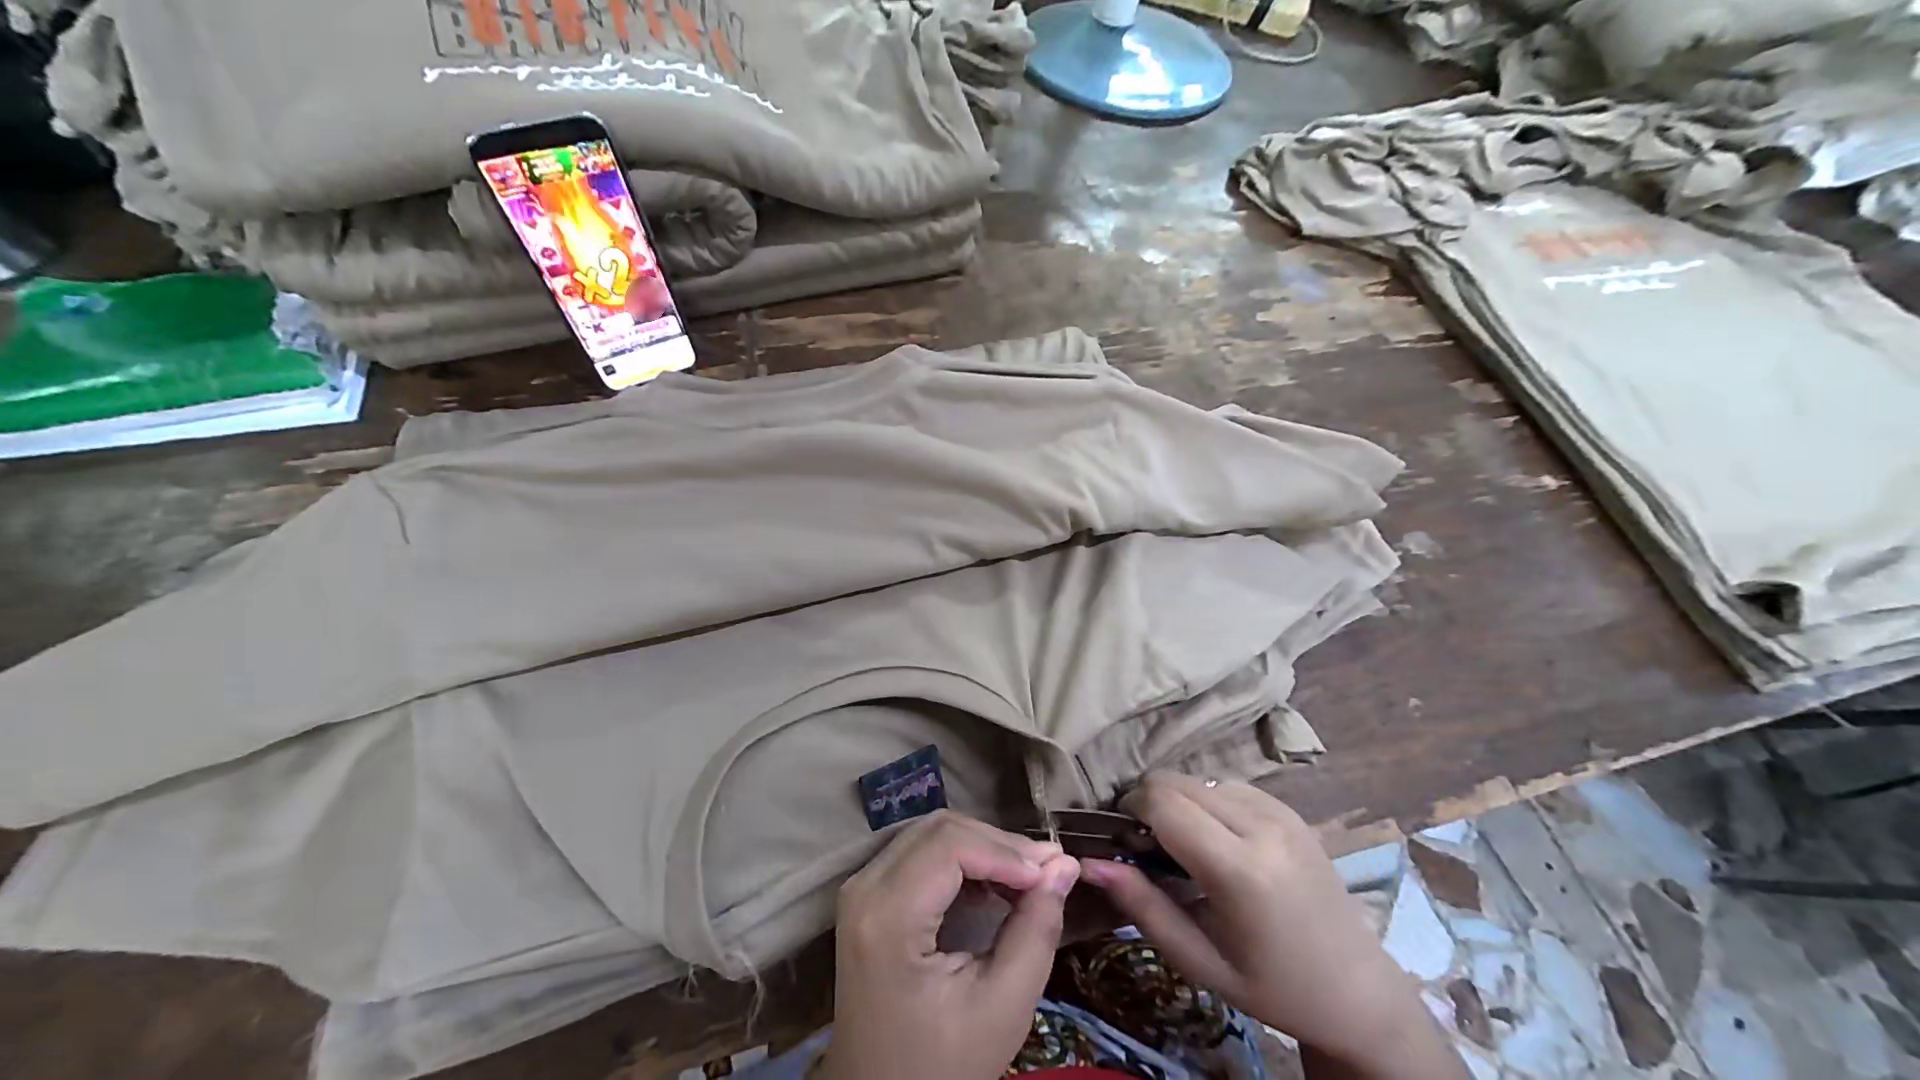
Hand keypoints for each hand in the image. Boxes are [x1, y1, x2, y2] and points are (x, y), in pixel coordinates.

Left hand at [823, 810, 1080, 1079]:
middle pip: (940, 829)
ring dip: (983, 847)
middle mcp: (864, 888)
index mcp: (887, 916)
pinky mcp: (867, 895)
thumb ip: (1036, 929)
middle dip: (999, 844)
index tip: (1052, 874)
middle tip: (1048, 872)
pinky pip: (919, 852)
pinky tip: (994, 885)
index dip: (1006, 851)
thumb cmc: (942, 1064)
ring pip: (931, 834)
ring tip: (1028, 878)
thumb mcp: (1002, 1006)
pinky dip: (962, 858)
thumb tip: (1065, 865)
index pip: (950, 845)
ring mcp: (860, 888)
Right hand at [1080, 773, 1464, 1079]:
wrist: (1357, 991)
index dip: (1130, 809)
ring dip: (1176, 801)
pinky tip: (1212, 840)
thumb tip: (1090, 863)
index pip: (1163, 803)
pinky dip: (1204, 802)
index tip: (1121, 839)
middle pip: (1176, 781)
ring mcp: (1282, 814)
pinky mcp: (1290, 810)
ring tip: (1179, 845)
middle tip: (1144, 845)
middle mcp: (1263, 827)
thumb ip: (1142, 906)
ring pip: (1198, 779)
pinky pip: (1226, 785)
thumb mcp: (1198, 960)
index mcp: (1241, 871)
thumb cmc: (1271, 987)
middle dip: (1147, 802)